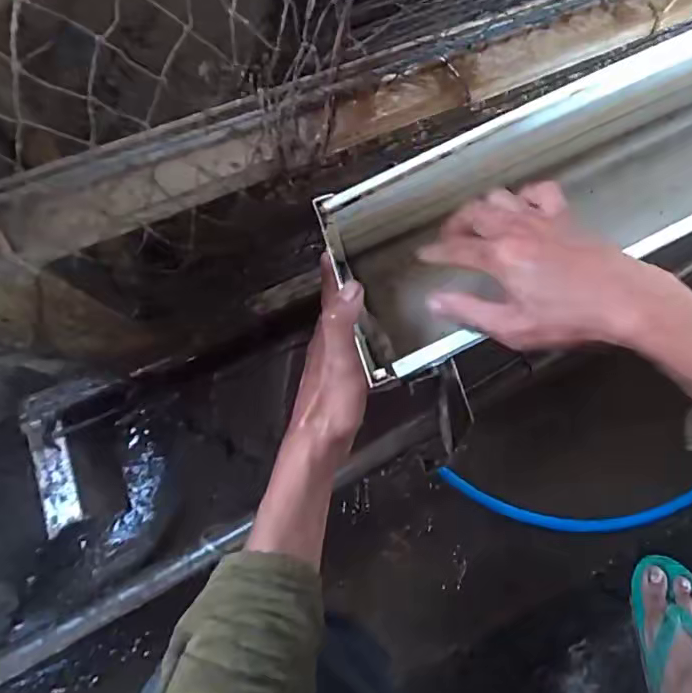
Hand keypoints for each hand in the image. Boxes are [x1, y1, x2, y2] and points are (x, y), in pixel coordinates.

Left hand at [285, 254, 369, 449]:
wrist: (318, 446)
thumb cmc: (330, 405)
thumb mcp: (341, 360)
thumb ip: (343, 325)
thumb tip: (350, 286)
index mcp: (326, 334)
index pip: (329, 294)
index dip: (332, 271)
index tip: (336, 245)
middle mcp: (326, 343)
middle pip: (335, 305)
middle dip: (346, 282)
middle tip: (361, 260)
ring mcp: (332, 360)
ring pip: (343, 323)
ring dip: (353, 305)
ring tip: (371, 290)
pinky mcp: (341, 377)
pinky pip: (352, 342)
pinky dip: (361, 329)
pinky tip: (373, 334)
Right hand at [416, 181, 678, 350]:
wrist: (624, 299)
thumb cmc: (571, 318)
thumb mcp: (514, 327)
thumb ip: (470, 312)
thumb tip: (436, 302)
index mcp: (500, 256)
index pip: (456, 249)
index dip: (435, 252)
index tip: (424, 255)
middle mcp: (516, 230)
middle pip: (472, 214)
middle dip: (454, 224)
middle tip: (447, 239)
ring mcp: (541, 218)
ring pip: (500, 197)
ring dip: (483, 207)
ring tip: (477, 221)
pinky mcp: (564, 216)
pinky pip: (538, 191)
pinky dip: (524, 195)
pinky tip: (522, 207)